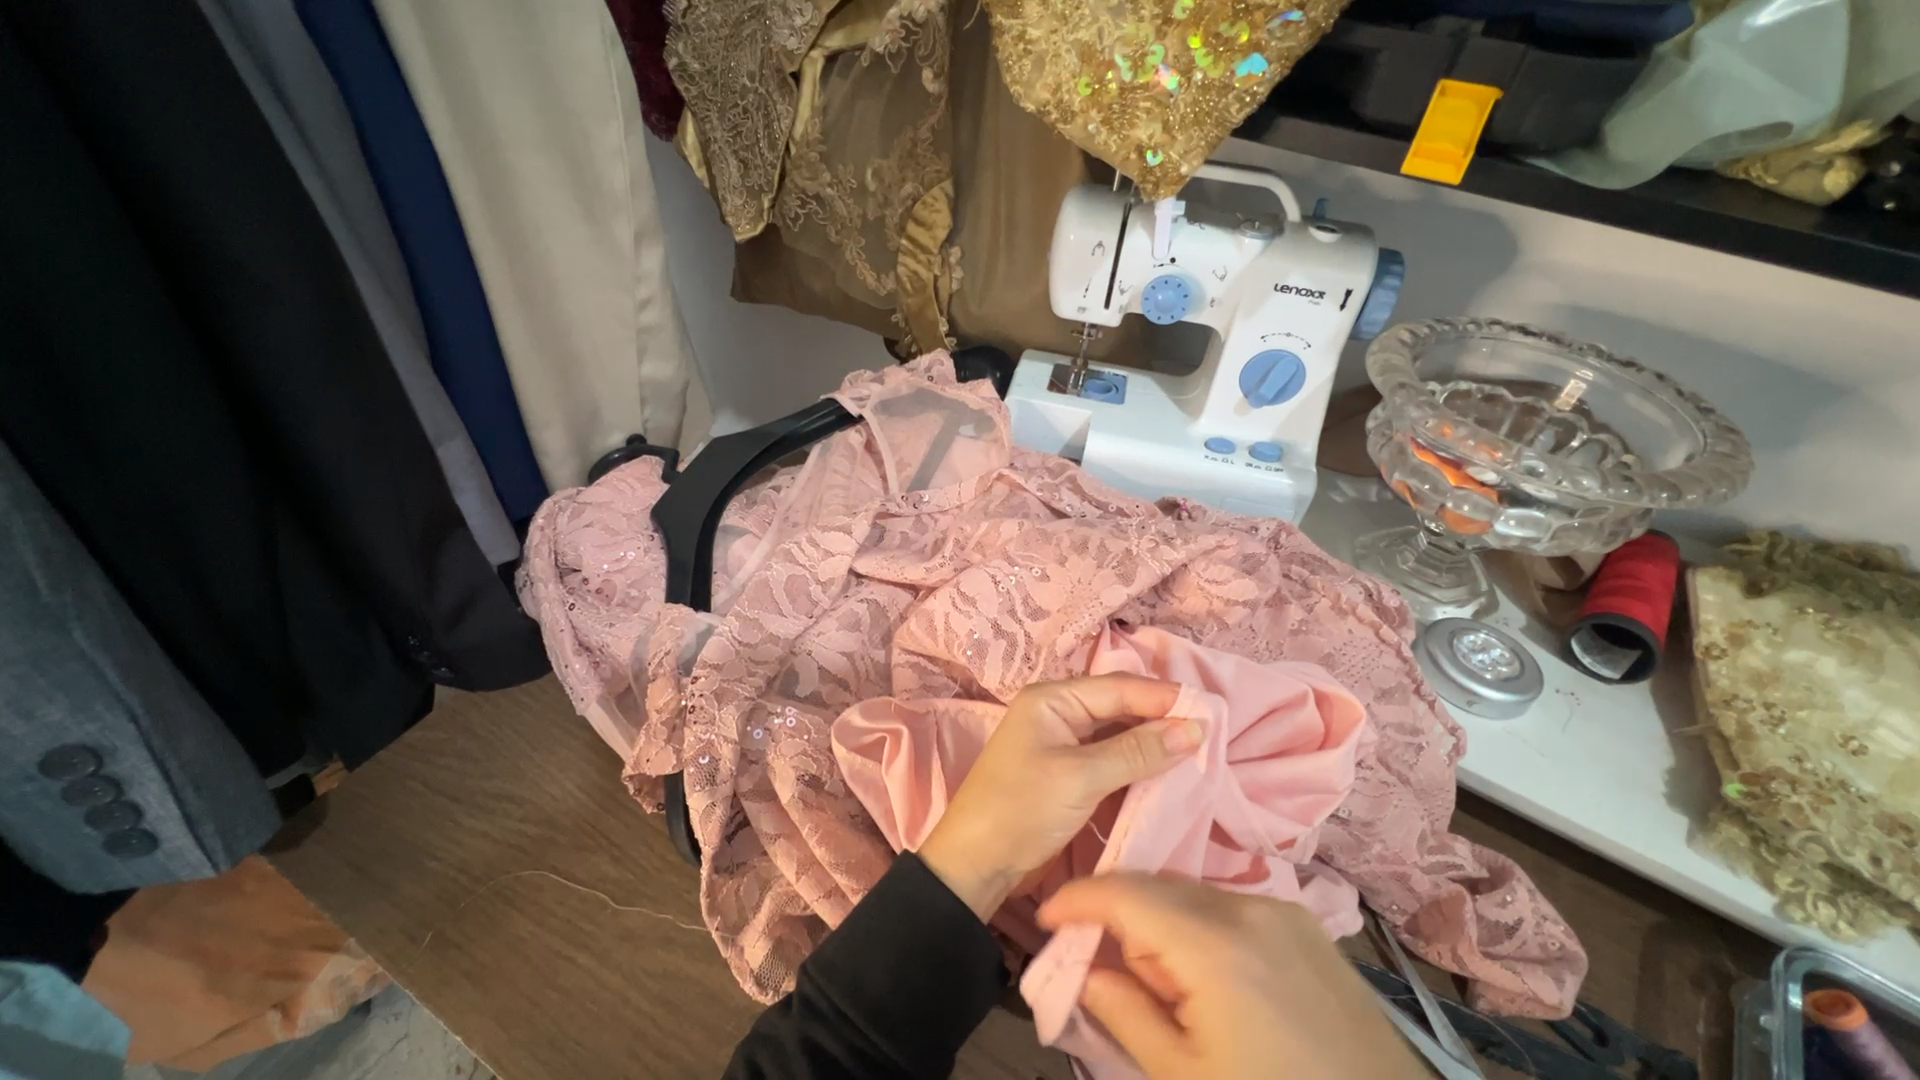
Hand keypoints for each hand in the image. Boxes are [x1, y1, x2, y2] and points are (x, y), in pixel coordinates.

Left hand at [916, 674, 1202, 919]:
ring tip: (1200, 752)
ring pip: (1119, 734)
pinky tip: (1169, 773)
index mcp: (1053, 699)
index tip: (1213, 713)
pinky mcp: (1069, 775)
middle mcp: (1058, 713)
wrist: (976, 865)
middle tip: (1212, 734)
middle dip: (1162, 718)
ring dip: (1154, 743)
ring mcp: (1063, 745)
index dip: (1165, 698)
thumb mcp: (1081, 777)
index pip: (1120, 687)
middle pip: (1121, 707)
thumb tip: (1195, 727)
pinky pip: (1112, 760)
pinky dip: (1139, 766)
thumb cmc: (1021, 810)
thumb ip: (1138, 751)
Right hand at [1038, 874, 1425, 1079]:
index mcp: (1213, 943)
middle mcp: (1248, 908)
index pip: (1124, 894)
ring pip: (1194, 897)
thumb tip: (1089, 970)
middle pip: (1158, 889)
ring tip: (1165, 990)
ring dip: (1162, 925)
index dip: (1078, 899)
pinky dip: (1202, 930)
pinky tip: (1212, 985)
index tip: (1046, 919)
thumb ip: (1125, 1013)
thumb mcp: (1185, 1079)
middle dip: (1121, 919)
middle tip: (1103, 970)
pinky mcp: (1310, 929)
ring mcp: (1286, 913)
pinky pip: (1232, 910)